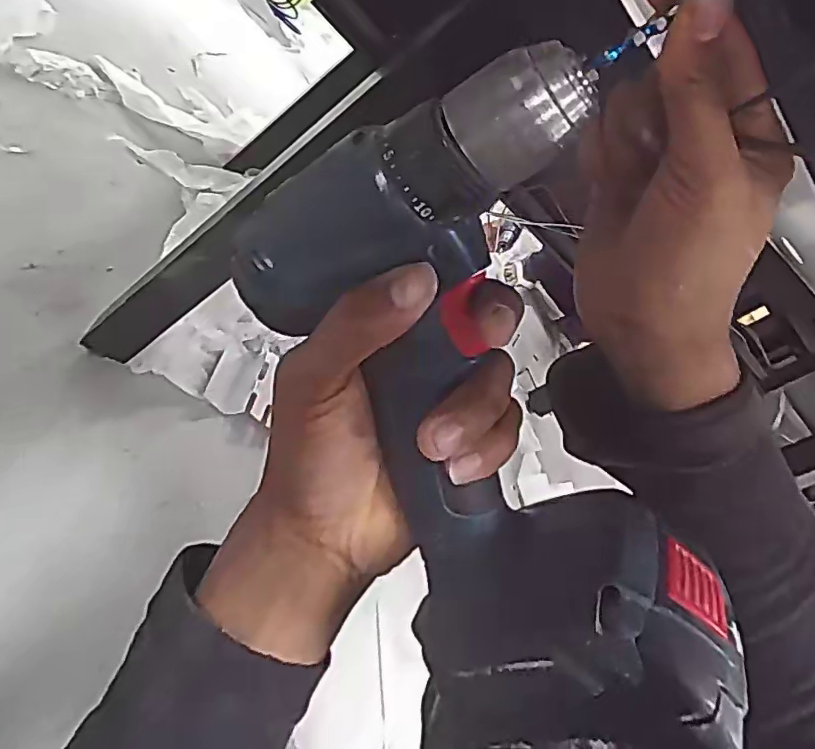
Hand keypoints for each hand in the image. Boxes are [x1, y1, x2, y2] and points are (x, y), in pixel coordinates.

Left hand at [197, 263, 524, 662]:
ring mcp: (448, 396)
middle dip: (491, 323)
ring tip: (432, 440)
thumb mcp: (314, 376)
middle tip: (479, 337)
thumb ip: (356, 322)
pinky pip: (507, 425)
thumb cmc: (307, 456)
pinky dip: (487, 446)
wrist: (324, 538)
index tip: (461, 294)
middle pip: (482, 315)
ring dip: (474, 407)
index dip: (457, 277)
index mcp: (382, 327)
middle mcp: (421, 355)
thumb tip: (412, 283)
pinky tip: (450, 464)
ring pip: (498, 372)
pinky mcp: (471, 438)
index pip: (432, 280)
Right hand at [575, 0, 792, 411]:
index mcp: (748, 132)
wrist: (638, 328)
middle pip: (662, 71)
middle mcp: (704, 135)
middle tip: (653, 152)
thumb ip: (699, 88)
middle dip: (648, 106)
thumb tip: (704, 8)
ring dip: (621, 139)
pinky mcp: (620, 168)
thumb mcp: (703, 172)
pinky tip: (611, 189)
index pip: (725, 46)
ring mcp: (658, 152)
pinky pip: (599, 131)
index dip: (694, 11)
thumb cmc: (691, 268)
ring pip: (624, 100)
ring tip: (633, 183)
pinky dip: (599, 156)